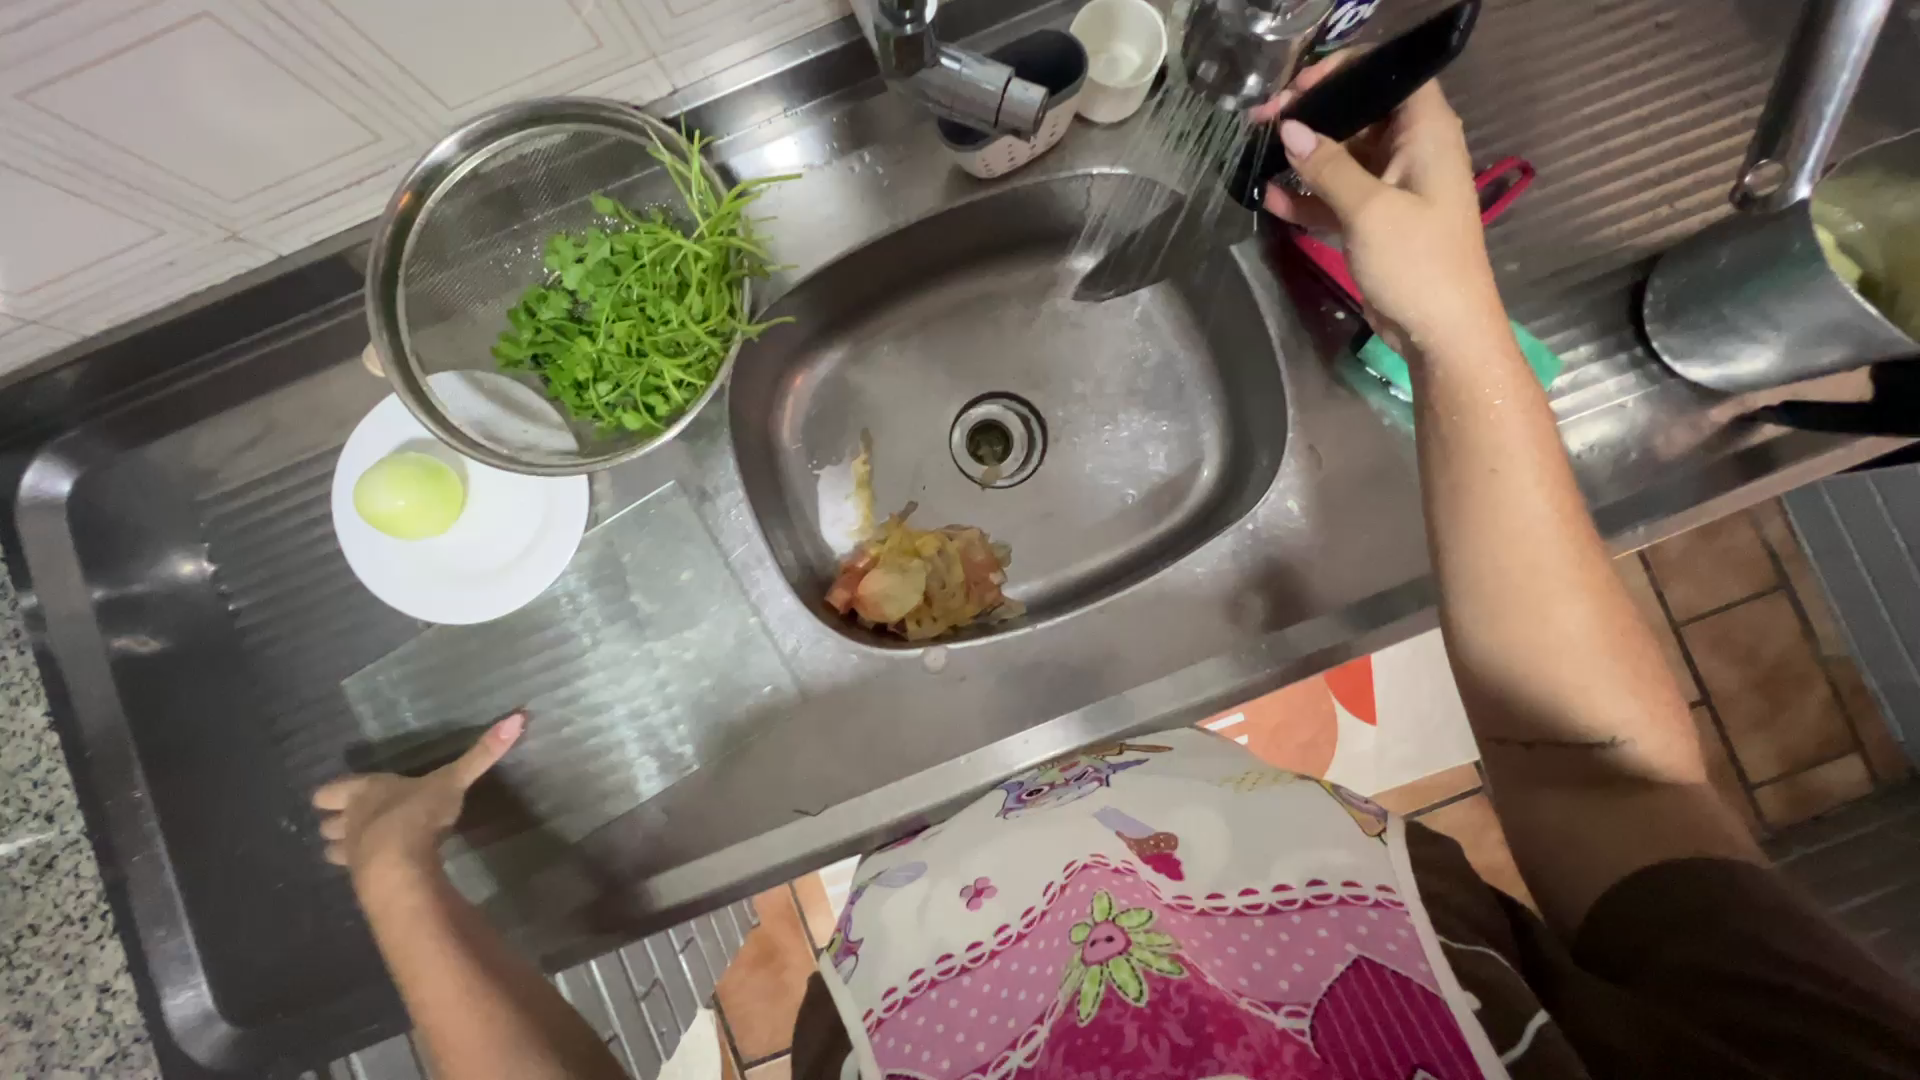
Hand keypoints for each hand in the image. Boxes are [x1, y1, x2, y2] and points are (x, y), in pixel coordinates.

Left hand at [313, 711, 525, 880]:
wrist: (399, 864)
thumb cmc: (417, 813)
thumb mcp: (455, 779)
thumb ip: (482, 753)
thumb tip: (519, 717)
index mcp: (363, 793)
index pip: (329, 791)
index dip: (336, 792)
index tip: (350, 793)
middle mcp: (350, 821)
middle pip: (326, 823)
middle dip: (338, 822)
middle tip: (363, 818)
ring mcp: (350, 853)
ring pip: (333, 850)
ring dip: (346, 847)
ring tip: (371, 845)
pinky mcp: (360, 879)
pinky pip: (355, 872)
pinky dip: (366, 868)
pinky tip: (388, 865)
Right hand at [1258, 61, 1506, 356]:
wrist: (1439, 327)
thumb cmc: (1417, 262)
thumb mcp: (1369, 210)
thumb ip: (1328, 167)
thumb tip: (1289, 129)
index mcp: (1426, 132)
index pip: (1390, 75)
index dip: (1344, 73)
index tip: (1294, 90)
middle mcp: (1410, 151)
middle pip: (1359, 116)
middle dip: (1311, 117)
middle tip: (1262, 123)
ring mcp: (1390, 188)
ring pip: (1341, 159)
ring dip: (1302, 159)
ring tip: (1255, 156)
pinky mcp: (1373, 221)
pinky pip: (1335, 198)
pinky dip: (1306, 198)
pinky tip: (1269, 199)